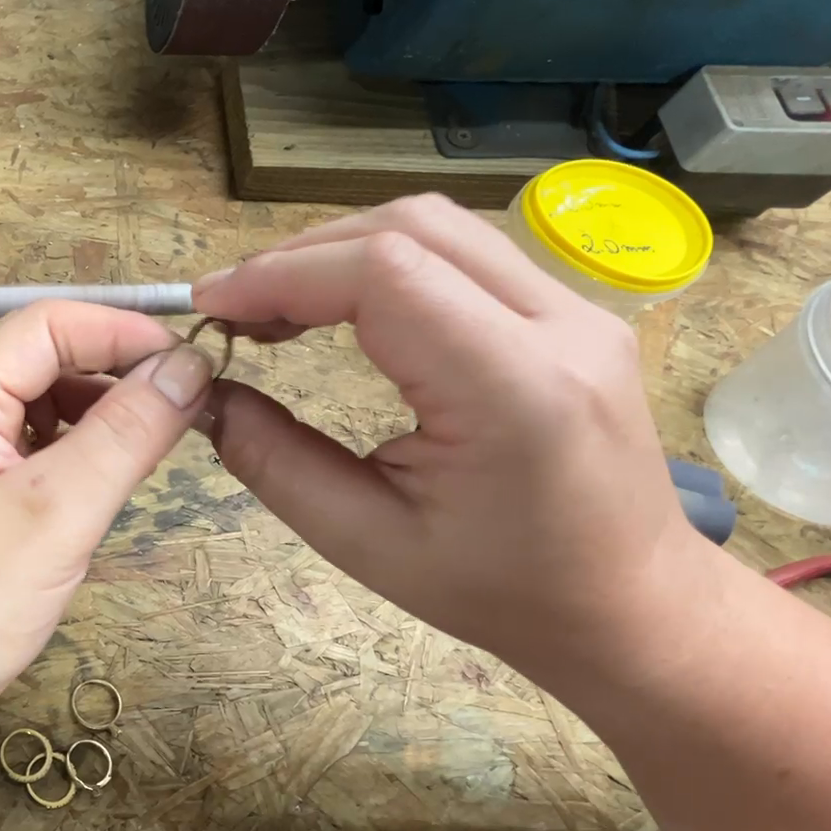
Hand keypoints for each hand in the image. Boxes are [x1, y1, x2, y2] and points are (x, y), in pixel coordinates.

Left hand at [0, 301, 212, 719]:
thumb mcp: (58, 512)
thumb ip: (124, 434)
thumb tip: (189, 365)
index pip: (43, 325)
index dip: (116, 329)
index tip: (188, 359)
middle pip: (46, 359)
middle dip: (115, 368)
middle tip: (186, 403)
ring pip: (50, 403)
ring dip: (105, 410)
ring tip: (156, 440)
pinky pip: (45, 447)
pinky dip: (87, 449)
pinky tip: (115, 473)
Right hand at [193, 195, 705, 669]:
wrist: (626, 603)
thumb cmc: (494, 590)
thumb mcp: (360, 540)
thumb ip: (273, 460)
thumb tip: (204, 396)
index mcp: (512, 389)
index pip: (384, 273)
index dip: (280, 275)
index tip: (209, 307)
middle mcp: (560, 325)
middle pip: (409, 229)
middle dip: (299, 256)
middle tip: (231, 309)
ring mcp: (574, 309)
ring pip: (436, 227)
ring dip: (336, 253)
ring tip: (270, 308)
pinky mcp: (566, 312)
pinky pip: (459, 253)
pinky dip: (376, 265)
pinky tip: (333, 308)